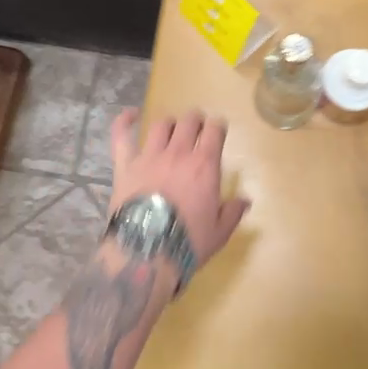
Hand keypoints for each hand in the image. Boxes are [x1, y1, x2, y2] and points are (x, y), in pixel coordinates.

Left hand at [107, 109, 249, 267]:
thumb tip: (245, 201)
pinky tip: (131, 114)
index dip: (217, 127)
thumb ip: (232, 212)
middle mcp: (178, 153)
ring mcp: (149, 157)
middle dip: (196, 121)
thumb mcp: (219, 233)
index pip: (214, 130)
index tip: (218, 130)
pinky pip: (122, 136)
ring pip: (160, 125)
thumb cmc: (187, 243)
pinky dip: (125, 122)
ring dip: (170, 124)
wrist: (146, 254)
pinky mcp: (125, 166)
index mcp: (204, 166)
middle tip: (197, 129)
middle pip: (188, 121)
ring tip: (171, 129)